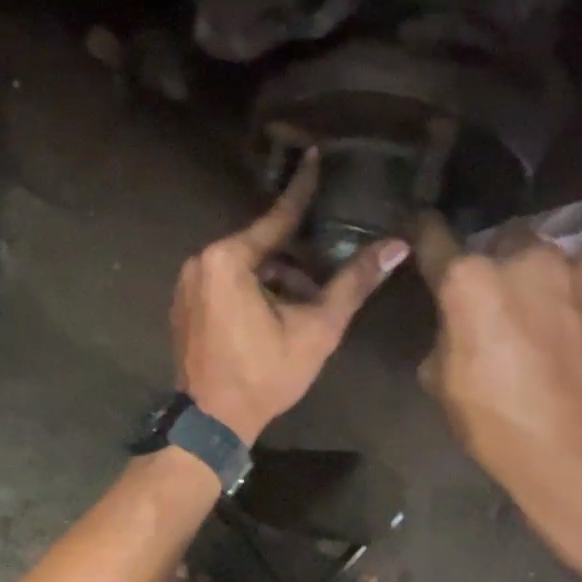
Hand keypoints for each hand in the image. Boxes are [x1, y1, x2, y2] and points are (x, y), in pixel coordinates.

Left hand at [171, 150, 409, 442]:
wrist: (212, 423)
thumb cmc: (262, 376)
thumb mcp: (315, 329)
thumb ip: (353, 284)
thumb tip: (397, 246)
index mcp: (226, 260)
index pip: (276, 219)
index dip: (303, 193)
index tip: (316, 159)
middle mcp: (199, 264)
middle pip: (260, 247)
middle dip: (295, 258)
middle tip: (328, 271)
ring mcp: (186, 287)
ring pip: (243, 269)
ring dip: (275, 280)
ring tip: (307, 303)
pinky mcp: (183, 309)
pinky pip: (224, 286)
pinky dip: (252, 292)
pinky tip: (277, 314)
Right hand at [413, 213, 581, 579]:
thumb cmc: (500, 426)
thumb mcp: (444, 386)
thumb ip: (448, 337)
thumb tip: (460, 325)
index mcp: (471, 281)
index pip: (436, 239)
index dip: (427, 235)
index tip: (424, 229)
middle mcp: (531, 258)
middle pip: (510, 243)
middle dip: (506, 265)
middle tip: (510, 305)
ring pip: (566, 265)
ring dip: (558, 287)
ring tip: (566, 331)